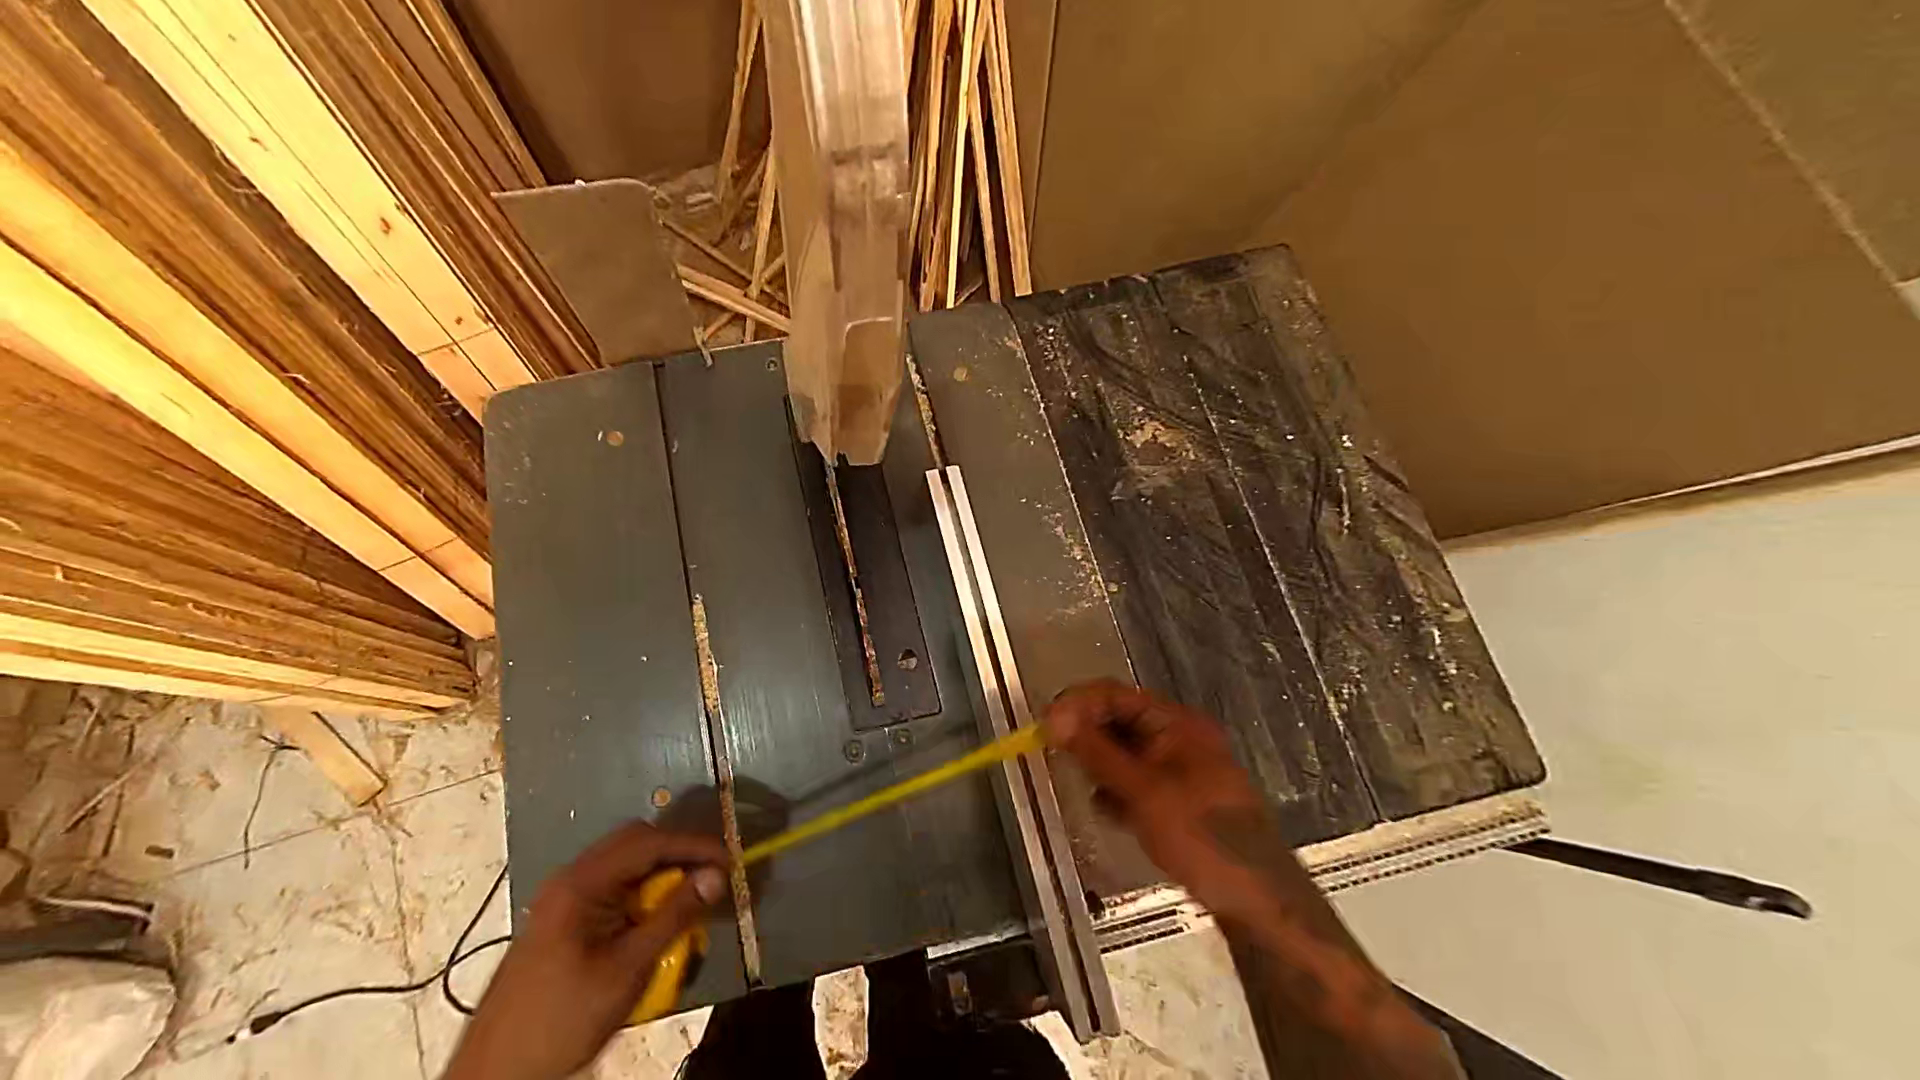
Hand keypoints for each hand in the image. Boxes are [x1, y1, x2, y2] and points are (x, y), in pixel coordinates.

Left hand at [443, 822, 728, 1079]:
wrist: (495, 1075)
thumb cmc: (564, 1019)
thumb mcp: (628, 968)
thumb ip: (674, 915)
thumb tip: (716, 876)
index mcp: (582, 883)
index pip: (650, 842)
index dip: (695, 846)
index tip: (730, 860)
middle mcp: (570, 878)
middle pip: (635, 842)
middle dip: (678, 853)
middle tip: (710, 876)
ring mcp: (563, 897)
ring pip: (624, 863)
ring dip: (660, 873)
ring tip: (689, 898)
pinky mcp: (562, 918)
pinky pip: (612, 887)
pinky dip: (641, 892)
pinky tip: (656, 919)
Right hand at [1044, 681, 1461, 1077]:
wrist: (1255, 898)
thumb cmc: (1200, 834)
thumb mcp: (1143, 791)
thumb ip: (1097, 752)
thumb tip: (1054, 717)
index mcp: (1177, 723)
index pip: (1117, 695)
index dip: (1078, 704)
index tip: (1044, 724)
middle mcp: (1178, 737)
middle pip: (1119, 721)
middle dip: (1087, 736)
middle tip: (1054, 753)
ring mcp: (1178, 769)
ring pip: (1123, 753)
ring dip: (1100, 767)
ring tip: (1089, 789)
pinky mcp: (1175, 798)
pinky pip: (1134, 781)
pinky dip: (1117, 791)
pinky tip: (1110, 813)